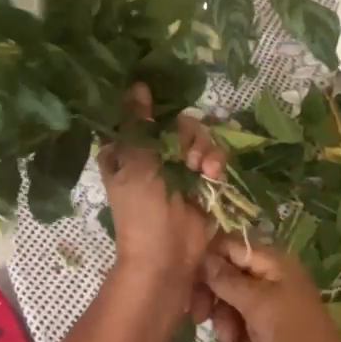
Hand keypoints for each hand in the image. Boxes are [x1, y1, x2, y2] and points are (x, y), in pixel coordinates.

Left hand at [97, 84, 223, 303]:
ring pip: (196, 137)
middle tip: (187, 155)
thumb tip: (137, 84)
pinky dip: (214, 161)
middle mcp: (151, 153)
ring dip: (203, 149)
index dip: (157, 110)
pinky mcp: (200, 179)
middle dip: (186, 135)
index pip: (143, 115)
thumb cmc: (142, 210)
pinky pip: (212, 155)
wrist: (167, 257)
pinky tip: (213, 174)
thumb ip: (138, 123)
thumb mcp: (135, 162)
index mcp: (126, 149)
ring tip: (203, 170)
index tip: (167, 114)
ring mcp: (177, 166)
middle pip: (175, 123)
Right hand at [200, 236, 340, 341]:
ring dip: (222, 319)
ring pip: (229, 297)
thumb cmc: (292, 341)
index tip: (189, 285)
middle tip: (199, 318)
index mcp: (274, 262)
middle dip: (213, 295)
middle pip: (227, 272)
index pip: (229, 245)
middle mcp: (271, 275)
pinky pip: (238, 317)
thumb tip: (202, 256)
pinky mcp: (266, 324)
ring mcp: (270, 300)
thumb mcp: (257, 306)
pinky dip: (232, 332)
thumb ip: (227, 279)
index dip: (208, 261)